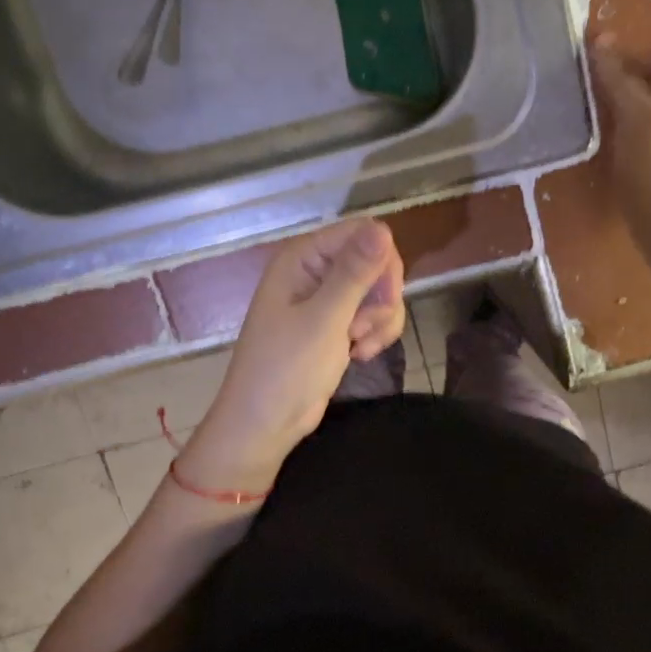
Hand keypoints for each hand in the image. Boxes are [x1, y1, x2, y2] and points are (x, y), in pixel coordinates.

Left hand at [180, 219, 406, 492]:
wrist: (265, 423)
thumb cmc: (286, 369)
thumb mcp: (325, 319)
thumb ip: (355, 273)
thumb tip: (383, 228)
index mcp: (303, 258)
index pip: (362, 233)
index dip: (382, 263)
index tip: (385, 299)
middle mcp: (315, 271)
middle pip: (376, 262)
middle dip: (382, 297)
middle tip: (364, 329)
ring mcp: (325, 299)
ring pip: (379, 292)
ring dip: (381, 320)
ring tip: (360, 346)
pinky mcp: (335, 325)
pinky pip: (372, 316)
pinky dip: (375, 334)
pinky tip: (360, 355)